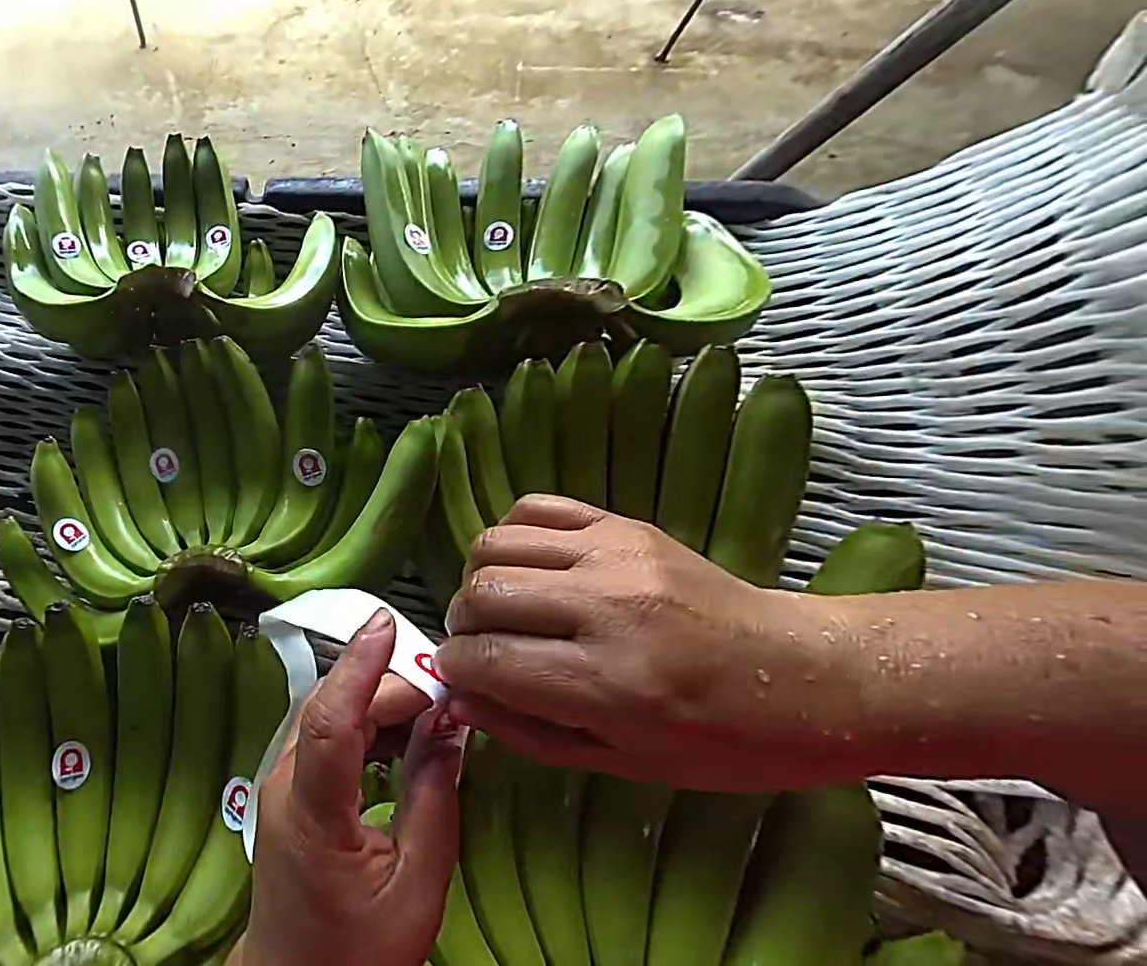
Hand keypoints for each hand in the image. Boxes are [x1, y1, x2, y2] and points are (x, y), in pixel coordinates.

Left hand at [233, 610, 462, 965]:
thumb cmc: (353, 952)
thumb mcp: (414, 890)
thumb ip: (432, 804)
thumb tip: (449, 733)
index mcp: (312, 810)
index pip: (330, 719)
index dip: (358, 665)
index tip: (385, 624)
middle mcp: (285, 780)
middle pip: (335, 709)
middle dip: (390, 688)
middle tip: (446, 692)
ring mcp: (282, 778)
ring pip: (331, 717)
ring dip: (380, 705)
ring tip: (433, 710)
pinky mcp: (290, 784)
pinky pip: (329, 737)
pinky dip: (367, 726)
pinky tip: (403, 735)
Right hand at [437, 494, 866, 792]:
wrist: (814, 675)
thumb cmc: (722, 739)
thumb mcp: (622, 761)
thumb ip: (526, 732)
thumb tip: (454, 695)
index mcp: (612, 683)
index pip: (486, 659)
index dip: (455, 667)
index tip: (459, 672)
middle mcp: (608, 609)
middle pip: (480, 595)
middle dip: (460, 623)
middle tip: (478, 640)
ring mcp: (615, 555)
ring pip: (493, 546)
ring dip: (478, 579)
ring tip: (499, 603)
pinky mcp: (623, 523)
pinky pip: (531, 507)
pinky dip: (510, 536)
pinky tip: (527, 565)